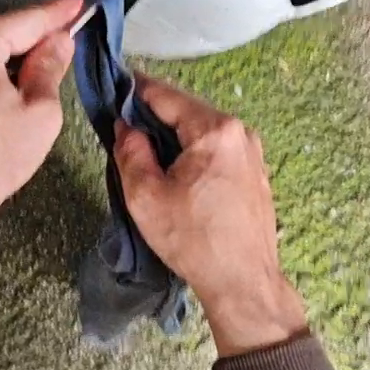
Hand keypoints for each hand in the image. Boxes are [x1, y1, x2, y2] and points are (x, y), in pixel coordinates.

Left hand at [0, 0, 83, 274]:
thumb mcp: (38, 113)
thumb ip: (49, 69)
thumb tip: (58, 43)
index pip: (25, 21)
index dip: (57, 14)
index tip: (79, 3)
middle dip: (31, 44)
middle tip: (63, 49)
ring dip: (8, 68)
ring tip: (36, 85)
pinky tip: (1, 105)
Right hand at [115, 80, 306, 356]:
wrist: (242, 282)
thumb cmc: (193, 240)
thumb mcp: (145, 196)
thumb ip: (130, 152)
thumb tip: (124, 127)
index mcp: (215, 130)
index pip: (167, 95)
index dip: (135, 91)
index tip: (113, 86)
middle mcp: (241, 133)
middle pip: (187, 112)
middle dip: (153, 119)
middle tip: (123, 130)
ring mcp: (253, 154)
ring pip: (202, 133)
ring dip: (173, 139)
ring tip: (146, 157)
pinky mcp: (256, 175)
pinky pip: (217, 152)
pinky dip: (193, 156)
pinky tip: (176, 177)